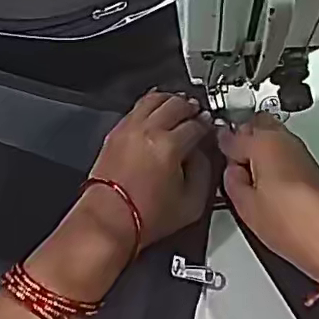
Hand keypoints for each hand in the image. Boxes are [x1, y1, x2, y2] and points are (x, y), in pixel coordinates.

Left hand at [28, 92, 212, 302]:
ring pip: (154, 99)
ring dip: (170, 100)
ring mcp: (129, 129)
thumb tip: (202, 155)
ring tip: (179, 105)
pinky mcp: (115, 133)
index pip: (196, 124)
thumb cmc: (143, 216)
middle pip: (176, 104)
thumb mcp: (191, 203)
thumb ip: (203, 172)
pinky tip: (155, 110)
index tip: (209, 128)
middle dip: (192, 107)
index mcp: (169, 146)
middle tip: (198, 112)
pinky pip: (136, 108)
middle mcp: (148, 131)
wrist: (109, 219)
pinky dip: (150, 105)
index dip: (207, 125)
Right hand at [217, 113, 318, 281]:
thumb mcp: (243, 205)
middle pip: (255, 123)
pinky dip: (273, 158)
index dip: (221, 145)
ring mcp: (300, 151)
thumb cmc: (294, 224)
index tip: (217, 153)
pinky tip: (267, 183)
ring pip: (272, 134)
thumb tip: (231, 171)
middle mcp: (284, 140)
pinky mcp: (310, 165)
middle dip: (242, 136)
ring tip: (250, 175)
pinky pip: (284, 150)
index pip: (232, 134)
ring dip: (258, 146)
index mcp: (263, 143)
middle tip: (232, 158)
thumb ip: (230, 179)